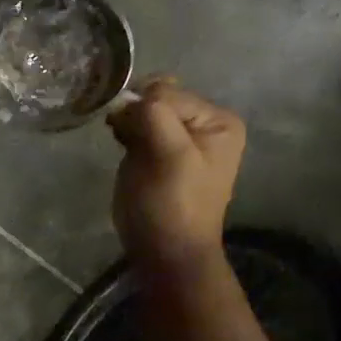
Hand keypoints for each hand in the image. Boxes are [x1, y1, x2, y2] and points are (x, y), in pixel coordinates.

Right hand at [106, 80, 245, 272]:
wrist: (164, 248)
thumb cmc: (172, 203)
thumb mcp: (171, 156)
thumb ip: (156, 115)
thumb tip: (130, 96)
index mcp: (218, 120)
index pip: (167, 91)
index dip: (143, 108)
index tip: (130, 133)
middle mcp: (203, 122)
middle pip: (155, 96)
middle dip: (134, 112)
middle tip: (125, 138)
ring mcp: (179, 134)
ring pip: (141, 107)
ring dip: (126, 120)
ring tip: (124, 144)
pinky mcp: (156, 146)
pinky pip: (135, 121)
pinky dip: (123, 128)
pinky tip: (122, 145)